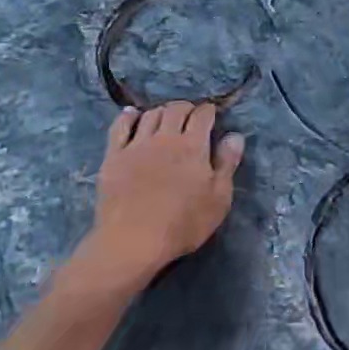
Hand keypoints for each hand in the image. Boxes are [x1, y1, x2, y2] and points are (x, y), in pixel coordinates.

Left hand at [75, 102, 243, 287]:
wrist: (132, 242)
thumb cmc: (183, 223)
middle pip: (175, 109)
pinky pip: (119, 127)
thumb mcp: (219, 198)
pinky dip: (127, 116)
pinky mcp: (113, 157)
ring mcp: (136, 146)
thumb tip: (235, 136)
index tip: (212, 114)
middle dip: (186, 107)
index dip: (209, 111)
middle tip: (191, 115)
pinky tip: (132, 114)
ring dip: (161, 111)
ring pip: (150, 115)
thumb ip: (227, 163)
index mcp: (193, 146)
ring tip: (166, 118)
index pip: (203, 115)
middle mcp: (165, 138)